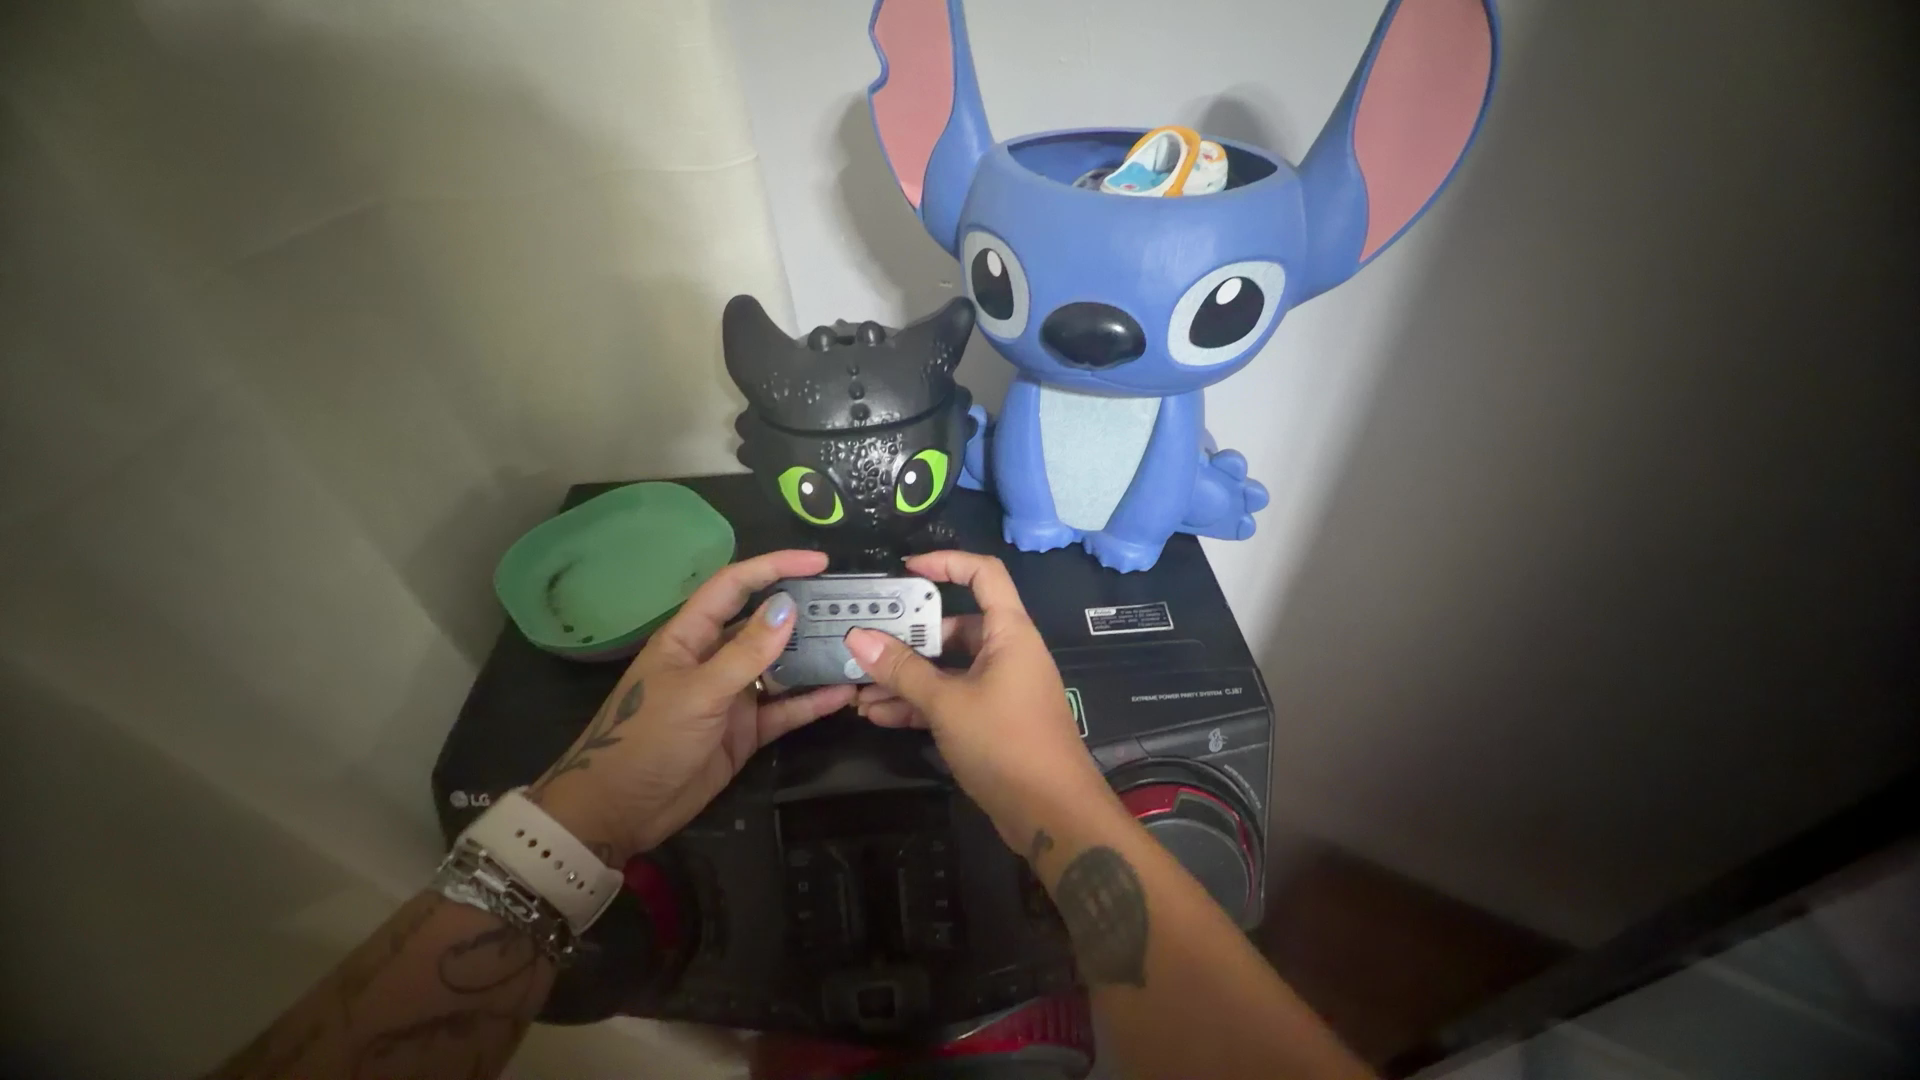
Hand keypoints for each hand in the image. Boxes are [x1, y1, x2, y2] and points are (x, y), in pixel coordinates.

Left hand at [533, 550, 856, 862]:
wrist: (619, 812)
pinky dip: (813, 702)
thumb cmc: (646, 740)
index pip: (735, 586)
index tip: (819, 561)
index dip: (774, 566)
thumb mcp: (698, 692)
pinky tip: (844, 693)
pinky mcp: (746, 731)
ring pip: (781, 666)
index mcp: (690, 637)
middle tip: (849, 605)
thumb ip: (745, 652)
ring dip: (814, 657)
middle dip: (803, 611)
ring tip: (856, 646)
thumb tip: (788, 606)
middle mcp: (714, 658)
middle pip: (764, 623)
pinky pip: (786, 709)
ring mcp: (733, 695)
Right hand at [844, 551, 1108, 844]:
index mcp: (1009, 632)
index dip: (947, 563)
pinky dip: (919, 704)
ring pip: (947, 668)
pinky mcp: (991, 720)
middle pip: (955, 627)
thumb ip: (901, 670)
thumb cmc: (1006, 742)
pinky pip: (950, 699)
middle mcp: (1007, 652)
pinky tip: (877, 715)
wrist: (1052, 814)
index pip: (984, 574)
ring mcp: (999, 688)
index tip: (905, 569)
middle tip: (864, 644)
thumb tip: (856, 637)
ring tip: (858, 689)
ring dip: (906, 678)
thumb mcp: (946, 703)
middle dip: (908, 637)